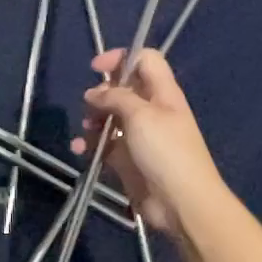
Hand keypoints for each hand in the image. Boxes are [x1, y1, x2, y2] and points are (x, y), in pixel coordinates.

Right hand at [71, 48, 227, 236]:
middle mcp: (151, 111)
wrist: (181, 202)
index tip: (96, 69)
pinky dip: (90, 144)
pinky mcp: (127, 159)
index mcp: (162, 93)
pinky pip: (104, 145)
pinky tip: (80, 150)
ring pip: (110, 117)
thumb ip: (115, 97)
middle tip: (92, 108)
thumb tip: (94, 93)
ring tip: (86, 131)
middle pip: (122, 89)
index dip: (121, 59)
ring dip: (93, 120)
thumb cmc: (166, 152)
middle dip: (101, 94)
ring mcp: (139, 136)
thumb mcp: (141, 115)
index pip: (145, 60)